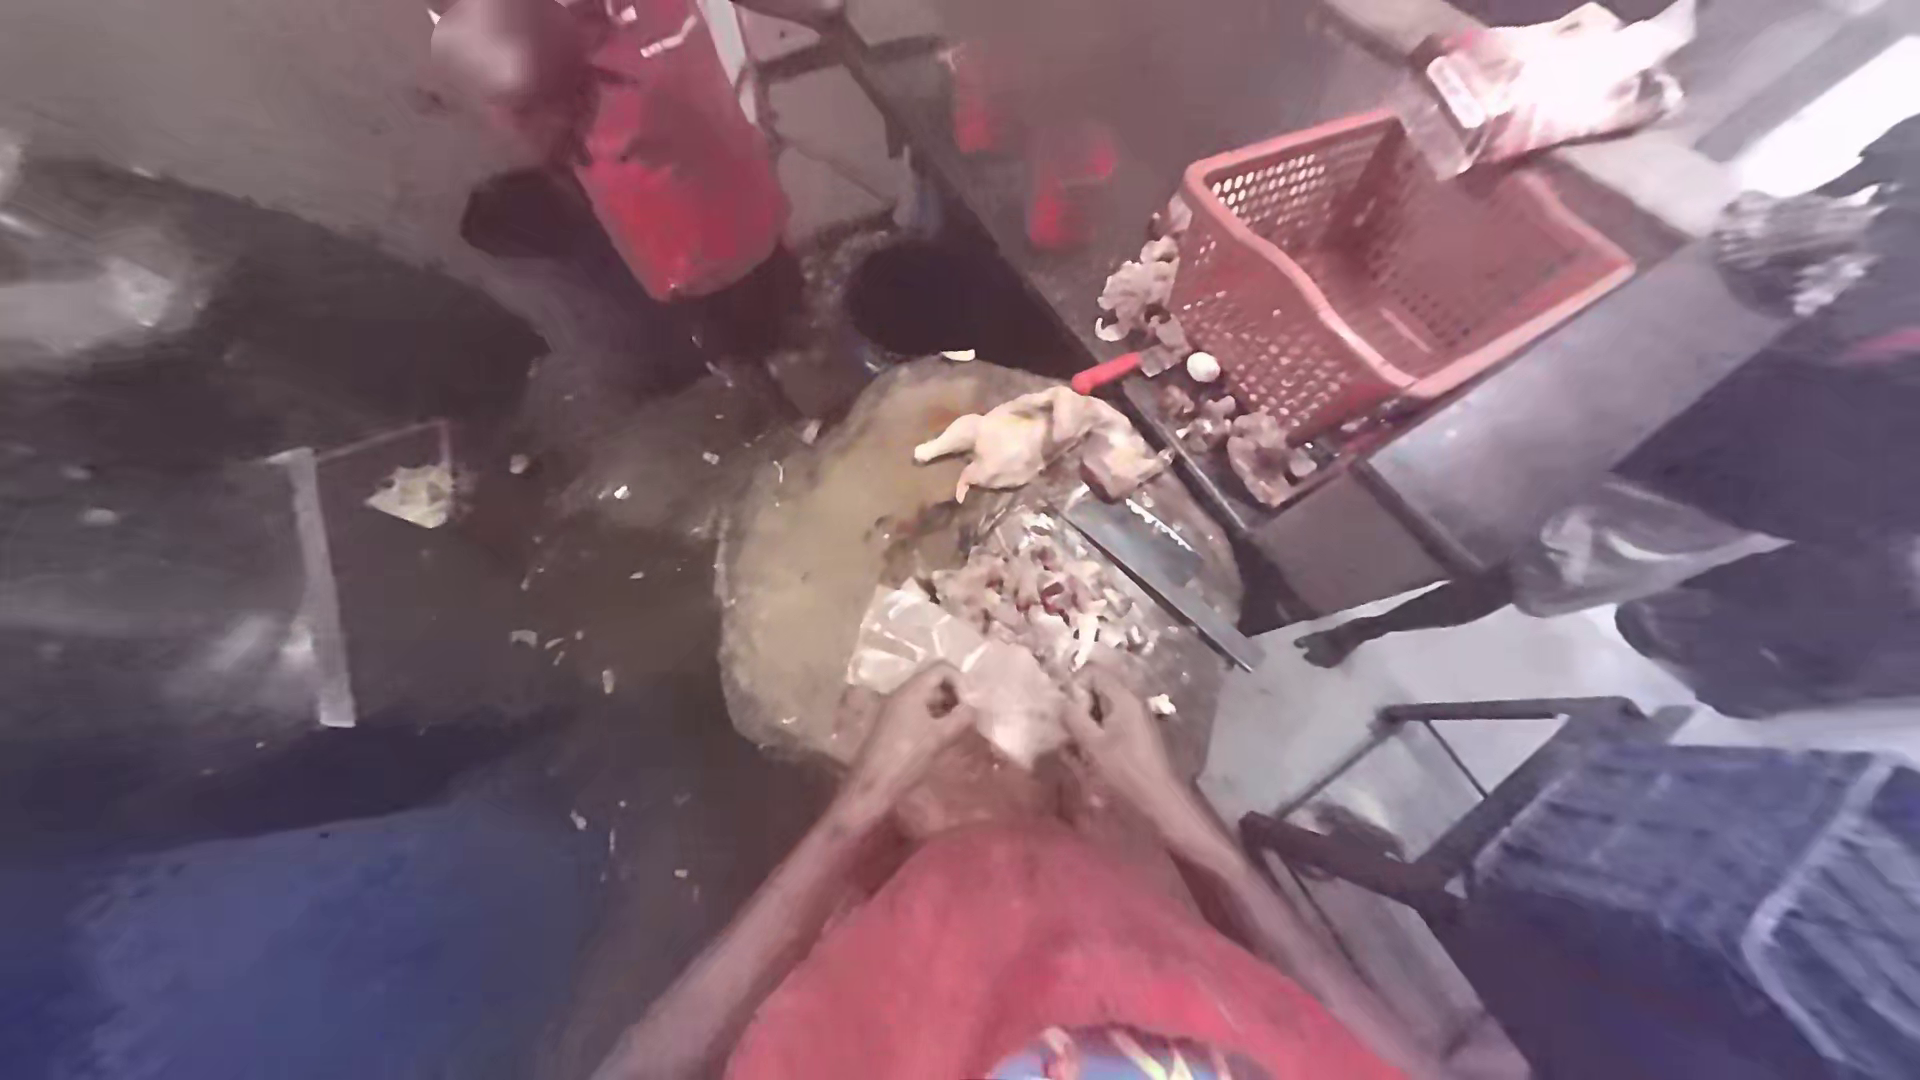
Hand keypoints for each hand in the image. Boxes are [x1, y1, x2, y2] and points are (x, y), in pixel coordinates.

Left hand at [844, 663, 976, 811]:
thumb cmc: (906, 757)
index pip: (942, 668)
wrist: (872, 785)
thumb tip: (975, 707)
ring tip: (961, 725)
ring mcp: (896, 708)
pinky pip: (919, 710)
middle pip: (934, 680)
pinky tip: (945, 733)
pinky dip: (935, 716)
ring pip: (927, 696)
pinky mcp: (894, 724)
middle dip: (955, 694)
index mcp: (912, 690)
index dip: (961, 682)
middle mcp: (902, 693)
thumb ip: (961, 718)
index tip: (970, 705)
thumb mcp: (939, 737)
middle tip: (969, 715)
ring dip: (946, 706)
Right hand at [1064, 666, 1186, 827]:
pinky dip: (1096, 737)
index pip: (1093, 673)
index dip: (1075, 687)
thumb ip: (1074, 717)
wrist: (1159, 802)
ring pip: (1100, 711)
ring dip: (1086, 726)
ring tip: (1079, 750)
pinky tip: (1090, 760)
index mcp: (1122, 698)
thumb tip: (1062, 702)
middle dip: (1079, 709)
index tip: (1068, 711)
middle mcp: (1130, 703)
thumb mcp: (1092, 744)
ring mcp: (1134, 720)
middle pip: (1096, 691)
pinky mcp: (1135, 737)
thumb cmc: (1124, 771)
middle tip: (1071, 733)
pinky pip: (1109, 727)